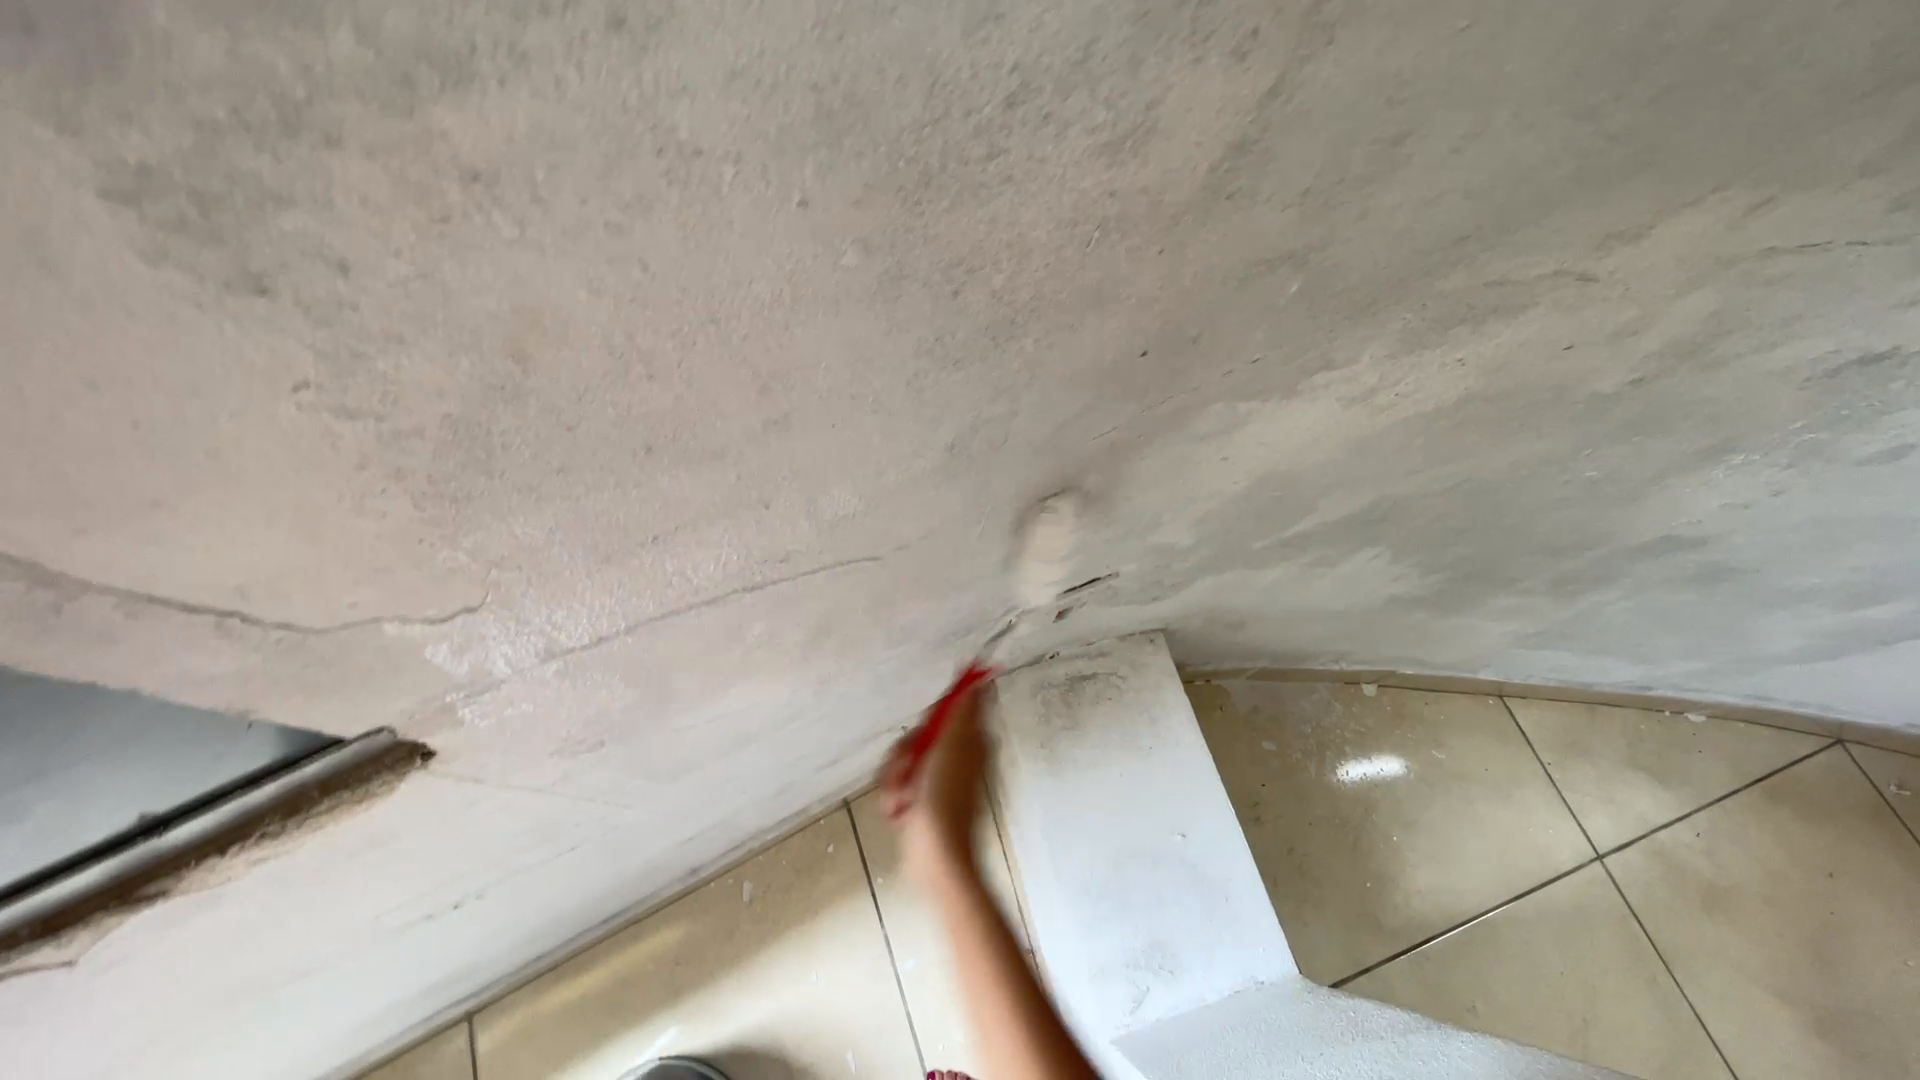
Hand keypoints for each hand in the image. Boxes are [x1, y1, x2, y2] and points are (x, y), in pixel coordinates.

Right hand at [879, 679, 988, 885]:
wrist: (934, 854)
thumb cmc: (946, 799)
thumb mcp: (956, 745)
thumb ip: (964, 710)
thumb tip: (982, 679)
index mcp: (970, 743)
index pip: (952, 710)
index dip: (934, 715)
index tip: (926, 729)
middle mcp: (954, 759)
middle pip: (919, 734)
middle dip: (906, 752)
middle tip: (911, 768)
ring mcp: (934, 781)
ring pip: (902, 759)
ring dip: (897, 778)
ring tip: (905, 798)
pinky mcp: (917, 801)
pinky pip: (895, 784)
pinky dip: (894, 797)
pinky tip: (901, 811)